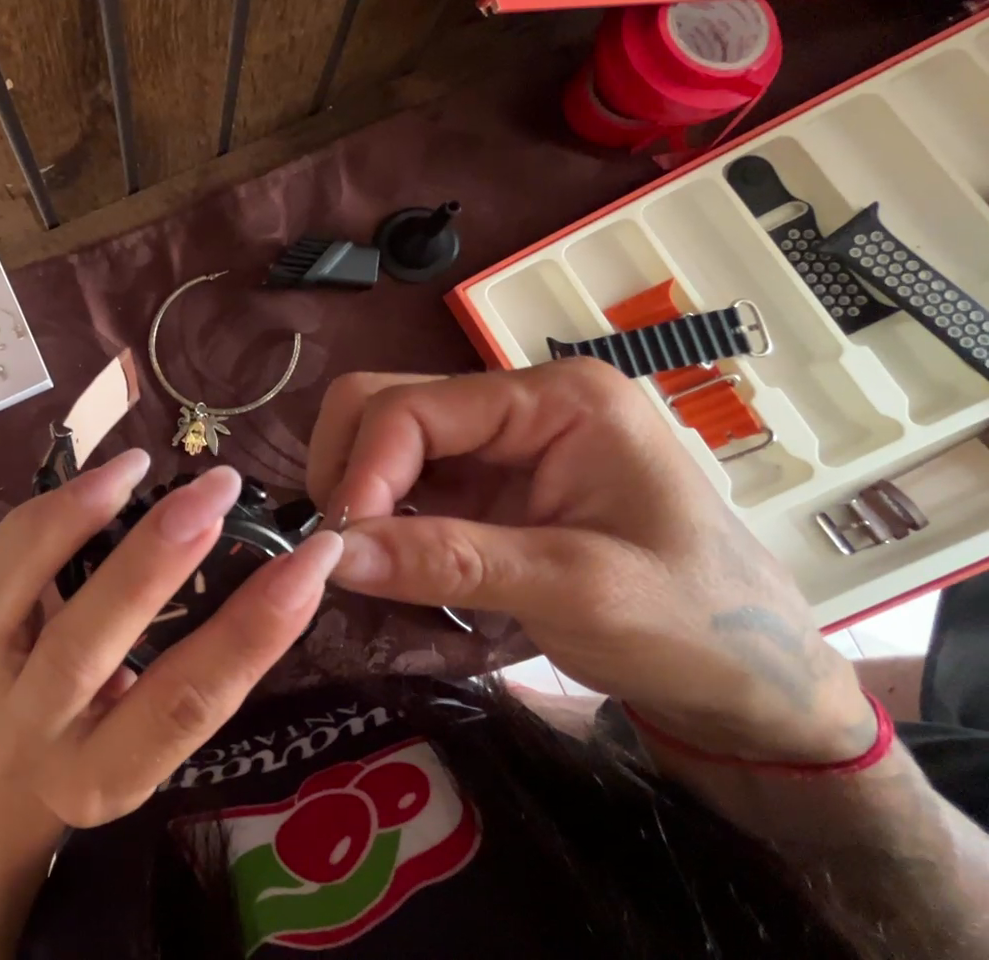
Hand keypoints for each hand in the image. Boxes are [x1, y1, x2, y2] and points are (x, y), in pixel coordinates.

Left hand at [0, 450, 341, 826]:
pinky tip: (92, 483)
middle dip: (151, 561)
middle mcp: (31, 734)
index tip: (313, 558)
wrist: (19, 770)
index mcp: (104, 776)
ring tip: (135, 467)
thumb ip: (197, 670)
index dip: (252, 631)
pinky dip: (38, 517)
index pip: (183, 704)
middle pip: (81, 647)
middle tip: (217, 490)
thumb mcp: (159, 736)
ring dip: (70, 522)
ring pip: (3, 598)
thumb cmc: (113, 743)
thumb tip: (272, 567)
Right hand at [305, 362, 874, 764]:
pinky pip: (396, 485)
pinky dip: (373, 521)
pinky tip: (382, 564)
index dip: (362, 472)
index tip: (342, 549)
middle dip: (346, 474)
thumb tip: (332, 555)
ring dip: (353, 498)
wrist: (750, 682)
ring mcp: (496, 446)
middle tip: (343, 549)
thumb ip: (451, 562)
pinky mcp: (480, 488)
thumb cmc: (696, 624)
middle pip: (380, 407)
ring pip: (377, 444)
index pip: (411, 408)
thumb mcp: (577, 591)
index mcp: (557, 399)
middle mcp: (518, 406)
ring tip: (361, 562)